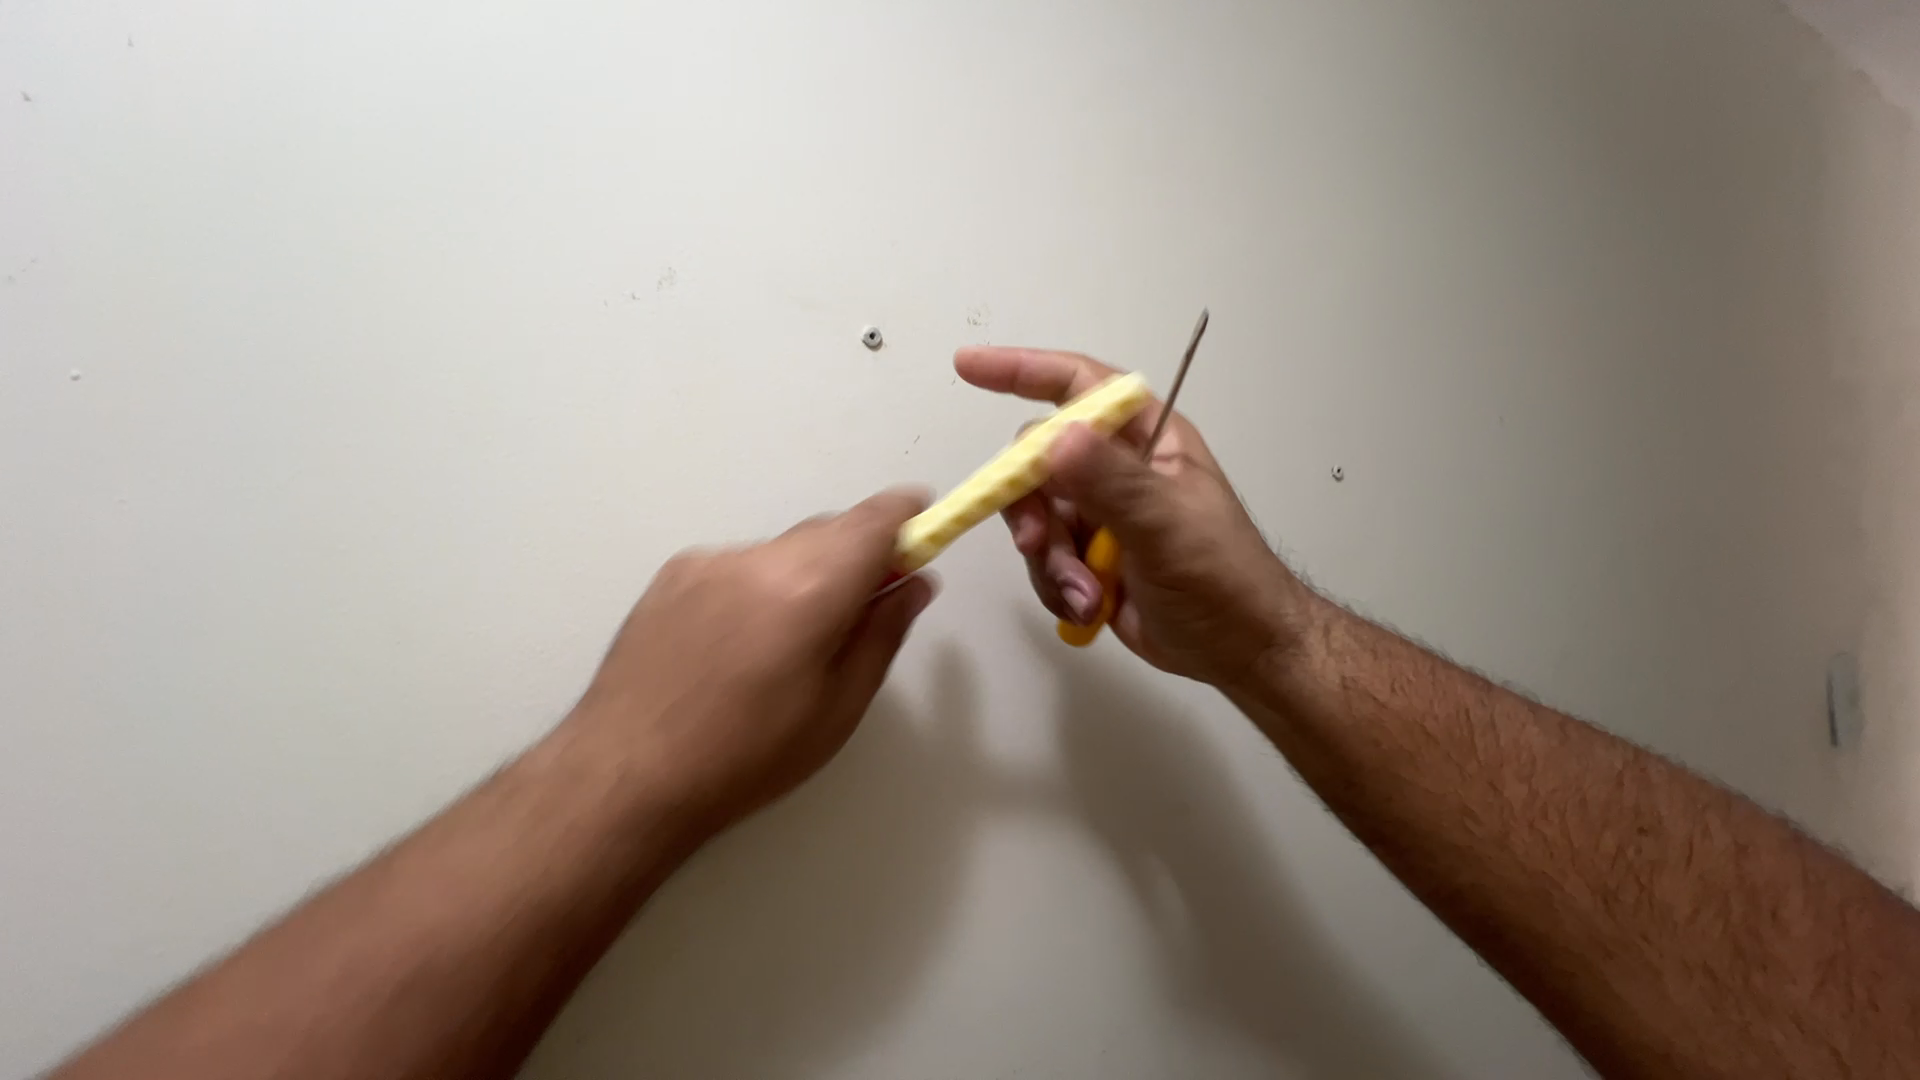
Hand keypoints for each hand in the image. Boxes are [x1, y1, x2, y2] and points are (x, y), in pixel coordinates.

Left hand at [568, 491, 937, 834]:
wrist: (626, 775)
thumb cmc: (750, 755)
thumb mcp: (839, 706)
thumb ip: (883, 632)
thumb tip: (916, 582)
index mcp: (808, 589)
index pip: (874, 522)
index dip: (908, 514)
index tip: (924, 525)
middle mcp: (758, 557)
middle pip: (830, 530)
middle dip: (859, 554)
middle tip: (864, 607)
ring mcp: (709, 561)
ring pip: (784, 549)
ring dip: (807, 573)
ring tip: (787, 643)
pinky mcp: (673, 574)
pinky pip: (740, 564)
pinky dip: (760, 585)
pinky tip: (738, 644)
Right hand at [955, 346, 1310, 690]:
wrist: (1237, 650)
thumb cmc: (1222, 578)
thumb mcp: (1167, 526)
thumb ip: (1111, 482)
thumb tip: (1050, 439)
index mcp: (1145, 438)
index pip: (1078, 385)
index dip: (1022, 370)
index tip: (968, 367)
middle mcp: (1116, 468)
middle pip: (1038, 462)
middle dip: (1031, 508)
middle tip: (1038, 545)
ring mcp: (1099, 515)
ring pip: (1036, 520)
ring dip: (1051, 563)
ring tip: (1088, 597)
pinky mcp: (1087, 559)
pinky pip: (1044, 561)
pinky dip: (1056, 587)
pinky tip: (1090, 610)